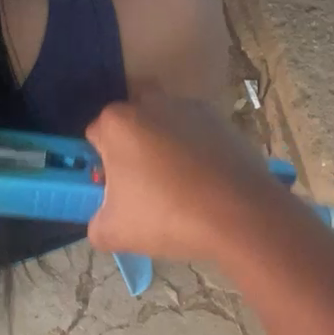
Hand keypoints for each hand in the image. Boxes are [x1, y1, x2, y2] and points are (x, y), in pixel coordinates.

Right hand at [84, 93, 294, 262]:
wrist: (239, 213)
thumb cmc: (167, 215)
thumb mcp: (114, 232)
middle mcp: (150, 102)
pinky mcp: (220, 118)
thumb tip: (103, 218)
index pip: (94, 136)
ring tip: (179, 189)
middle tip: (143, 186)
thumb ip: (96, 222)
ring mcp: (188, 106)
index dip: (101, 164)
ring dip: (164, 147)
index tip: (115, 190)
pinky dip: (195, 150)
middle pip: (130, 122)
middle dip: (131, 147)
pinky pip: (196, 132)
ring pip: (163, 124)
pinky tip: (205, 183)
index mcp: (117, 122)